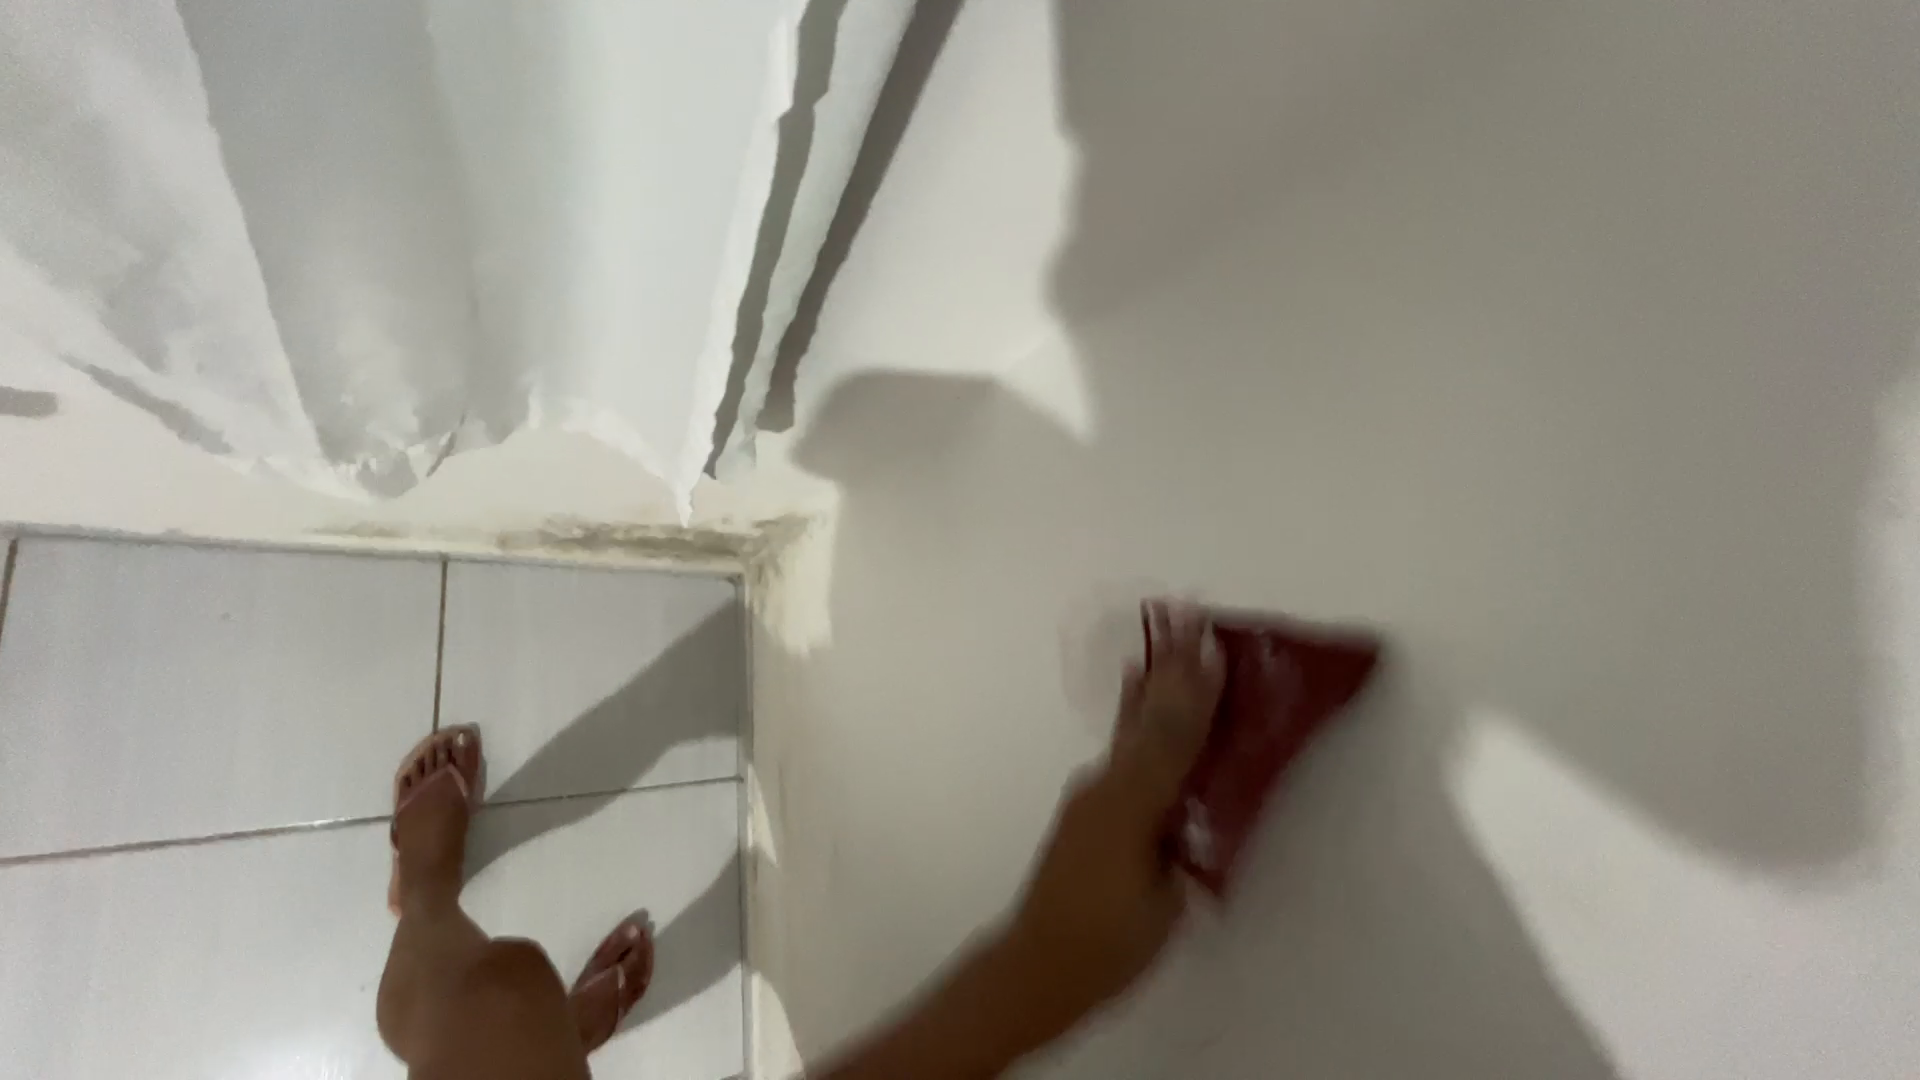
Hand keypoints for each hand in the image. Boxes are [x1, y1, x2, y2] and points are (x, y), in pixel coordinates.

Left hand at [1004, 601, 1225, 1025]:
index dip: (1197, 693)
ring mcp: (1092, 791)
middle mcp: (1108, 785)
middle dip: (1172, 668)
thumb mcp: (1165, 904)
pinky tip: (1134, 693)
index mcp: (1133, 806)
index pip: (1174, 738)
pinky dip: (1134, 714)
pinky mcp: (1086, 805)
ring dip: (1154, 684)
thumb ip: (1183, 849)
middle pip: (1149, 717)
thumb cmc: (1108, 942)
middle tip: (1186, 617)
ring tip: (1165, 642)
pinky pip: (1120, 747)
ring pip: (1132, 727)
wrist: (1037, 961)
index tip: (1212, 647)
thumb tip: (1194, 817)